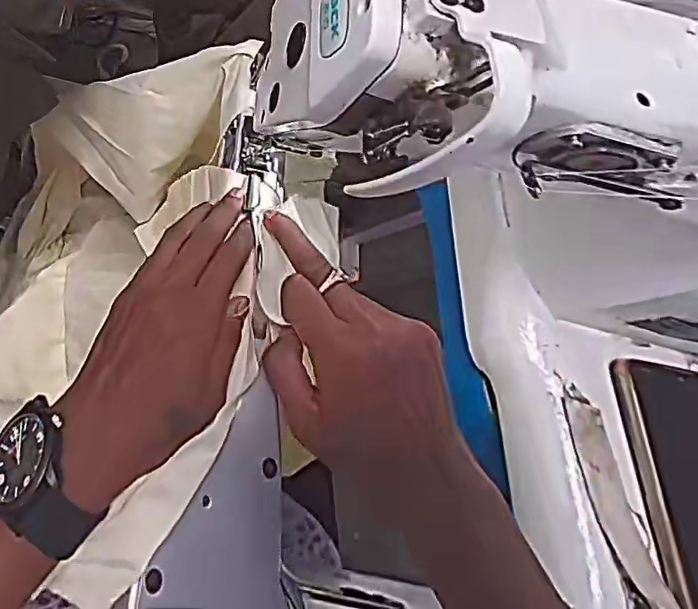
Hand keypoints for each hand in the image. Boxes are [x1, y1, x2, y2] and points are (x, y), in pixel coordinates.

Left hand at [55, 193, 253, 512]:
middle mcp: (172, 294)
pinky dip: (172, 236)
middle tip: (236, 198)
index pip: (228, 261)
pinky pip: (156, 254)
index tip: (251, 227)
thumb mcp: (212, 390)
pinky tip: (180, 234)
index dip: (242, 240)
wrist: (100, 426)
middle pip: (203, 240)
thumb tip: (240, 307)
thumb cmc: (154, 417)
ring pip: (176, 240)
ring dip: (197, 218)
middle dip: (223, 215)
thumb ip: (228, 341)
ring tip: (211, 204)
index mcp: (199, 315)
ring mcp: (146, 291)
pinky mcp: (128, 296)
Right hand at [260, 212, 471, 500]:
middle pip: (326, 279)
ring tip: (336, 347)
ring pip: (351, 295)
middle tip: (281, 228)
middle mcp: (376, 331)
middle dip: (302, 266)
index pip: (301, 289)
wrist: (426, 470)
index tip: (271, 250)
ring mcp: (402, 328)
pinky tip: (363, 357)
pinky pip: (377, 311)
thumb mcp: (304, 421)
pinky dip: (363, 324)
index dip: (283, 289)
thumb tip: (275, 332)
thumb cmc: (370, 455)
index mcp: (343, 352)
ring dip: (335, 309)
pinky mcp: (418, 331)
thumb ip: (281, 365)